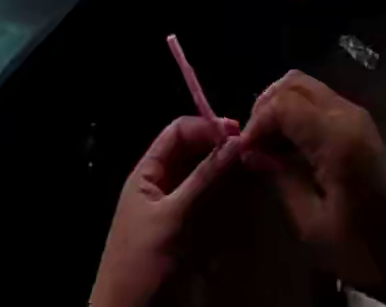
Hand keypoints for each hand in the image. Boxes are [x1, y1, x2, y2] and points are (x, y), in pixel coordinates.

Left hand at [90, 115, 243, 306]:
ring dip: (217, 166)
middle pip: (188, 150)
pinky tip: (233, 190)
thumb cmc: (140, 259)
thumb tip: (232, 143)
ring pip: (196, 172)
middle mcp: (157, 181)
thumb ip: (202, 179)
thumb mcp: (172, 216)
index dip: (204, 126)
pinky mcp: (178, 225)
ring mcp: (168, 203)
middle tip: (245, 147)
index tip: (234, 131)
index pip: (177, 132)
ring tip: (244, 164)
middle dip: (214, 145)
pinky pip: (199, 196)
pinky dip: (215, 189)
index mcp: (147, 170)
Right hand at [240, 72, 385, 298]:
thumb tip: (253, 152)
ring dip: (280, 105)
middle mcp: (347, 114)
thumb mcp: (313, 223)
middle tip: (252, 140)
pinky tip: (288, 142)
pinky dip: (296, 110)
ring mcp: (356, 114)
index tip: (244, 151)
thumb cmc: (365, 248)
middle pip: (294, 83)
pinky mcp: (360, 122)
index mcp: (337, 138)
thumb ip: (281, 178)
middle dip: (266, 105)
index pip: (284, 105)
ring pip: (306, 86)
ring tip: (266, 142)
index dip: (257, 123)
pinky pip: (319, 99)